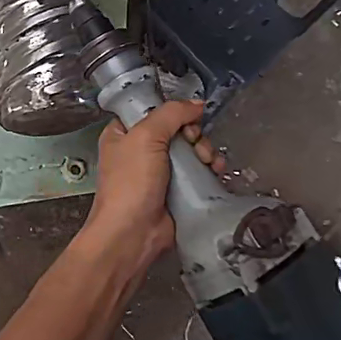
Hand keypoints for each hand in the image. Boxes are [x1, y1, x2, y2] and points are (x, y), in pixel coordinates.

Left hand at [82, 101, 224, 266]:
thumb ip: (171, 114)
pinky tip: (217, 171)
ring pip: (191, 150)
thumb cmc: (131, 183)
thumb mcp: (146, 137)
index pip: (153, 110)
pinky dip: (209, 169)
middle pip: (178, 129)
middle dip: (194, 134)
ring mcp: (160, 172)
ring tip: (209, 161)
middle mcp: (141, 150)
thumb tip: (197, 104)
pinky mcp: (177, 190)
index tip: (186, 119)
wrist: (133, 235)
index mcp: (123, 133)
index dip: (173, 111)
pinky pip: (198, 172)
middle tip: (196, 144)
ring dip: (205, 151)